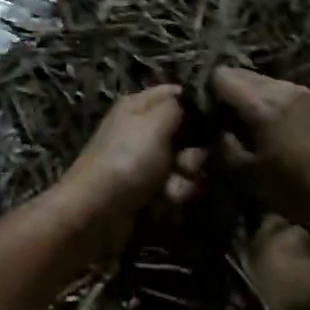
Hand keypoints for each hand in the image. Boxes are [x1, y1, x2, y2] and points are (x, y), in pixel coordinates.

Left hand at [56, 86, 206, 238]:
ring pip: (186, 165)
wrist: (95, 214)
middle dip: (193, 153)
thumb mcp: (154, 123)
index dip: (198, 108)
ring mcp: (146, 161)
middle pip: (187, 134)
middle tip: (184, 165)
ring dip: (185, 179)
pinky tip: (163, 204)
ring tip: (170, 190)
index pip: (178, 94)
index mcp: (140, 106)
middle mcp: (144, 130)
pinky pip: (176, 187)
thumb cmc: (126, 160)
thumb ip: (179, 106)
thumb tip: (195, 98)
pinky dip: (174, 196)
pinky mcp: (149, 190)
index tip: (214, 123)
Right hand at [214, 68, 309, 233]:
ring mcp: (302, 91)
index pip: (222, 76)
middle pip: (243, 73)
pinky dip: (271, 100)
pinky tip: (274, 125)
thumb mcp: (247, 174)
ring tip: (251, 123)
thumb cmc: (294, 189)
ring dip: (252, 95)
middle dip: (230, 91)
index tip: (207, 111)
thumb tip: (216, 128)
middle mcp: (282, 88)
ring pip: (264, 80)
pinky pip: (283, 90)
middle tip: (225, 118)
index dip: (209, 90)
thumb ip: (223, 145)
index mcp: (261, 104)